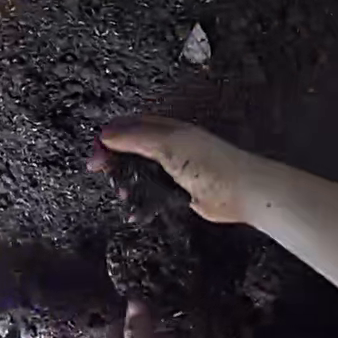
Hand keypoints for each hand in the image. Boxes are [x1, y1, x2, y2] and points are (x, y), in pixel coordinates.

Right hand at [90, 116, 263, 224]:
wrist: (241, 191)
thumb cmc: (210, 163)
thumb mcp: (168, 145)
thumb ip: (136, 138)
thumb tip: (106, 134)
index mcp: (166, 129)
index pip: (128, 127)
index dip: (108, 138)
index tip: (95, 157)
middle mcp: (168, 146)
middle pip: (130, 150)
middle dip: (114, 161)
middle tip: (101, 173)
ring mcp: (172, 169)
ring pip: (139, 173)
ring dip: (126, 183)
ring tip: (123, 194)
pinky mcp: (178, 191)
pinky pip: (151, 193)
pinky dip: (140, 201)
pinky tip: (136, 211)